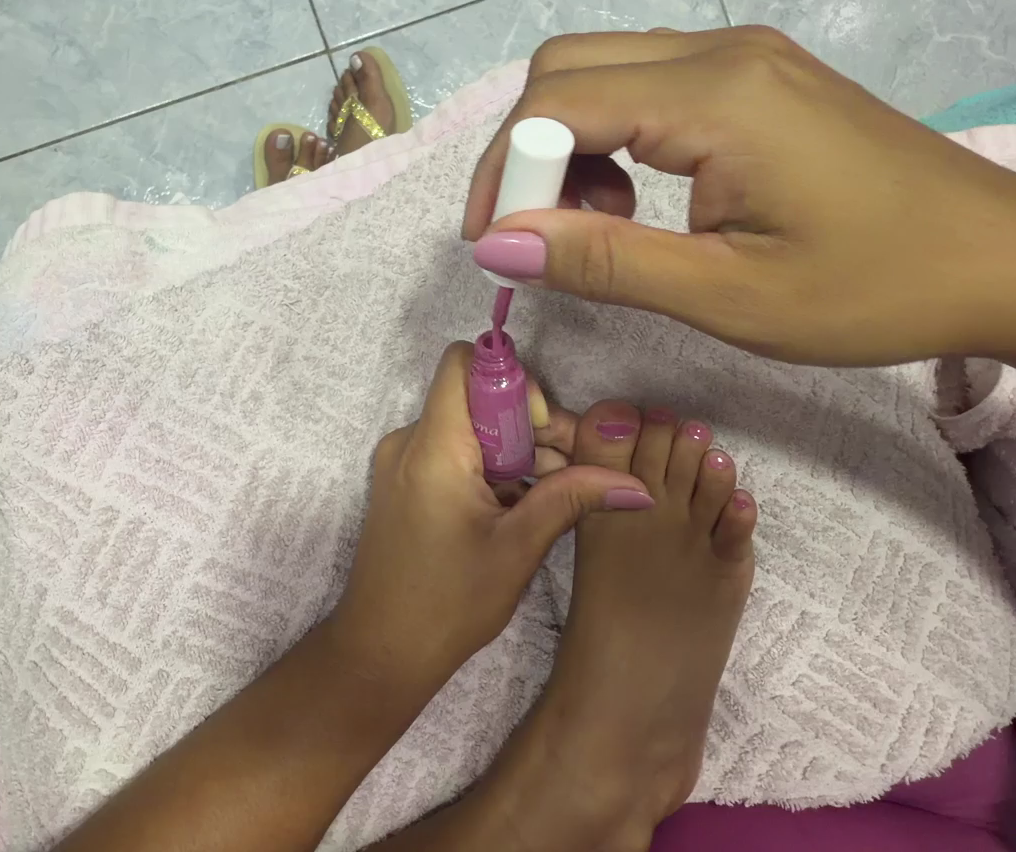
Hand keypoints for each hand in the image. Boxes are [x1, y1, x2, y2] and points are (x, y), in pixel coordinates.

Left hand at [330, 342, 653, 681]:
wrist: (380, 651)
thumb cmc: (447, 604)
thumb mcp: (518, 548)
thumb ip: (571, 499)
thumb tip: (635, 484)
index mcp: (433, 447)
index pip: (464, 363)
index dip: (511, 380)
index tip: (540, 427)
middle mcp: (410, 441)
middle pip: (475, 397)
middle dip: (528, 424)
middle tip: (569, 469)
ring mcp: (404, 462)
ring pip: (469, 427)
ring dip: (514, 451)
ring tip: (554, 494)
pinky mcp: (406, 482)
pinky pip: (454, 452)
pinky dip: (490, 467)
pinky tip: (522, 505)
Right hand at [463, 27, 1015, 365]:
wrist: (1006, 260)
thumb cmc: (875, 290)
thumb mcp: (727, 295)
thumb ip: (602, 262)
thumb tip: (497, 244)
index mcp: (715, 97)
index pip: (555, 104)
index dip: (504, 174)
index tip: (497, 247)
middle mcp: (720, 51)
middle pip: (565, 67)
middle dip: (528, 151)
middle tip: (542, 233)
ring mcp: (741, 56)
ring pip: (600, 70)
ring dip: (571, 145)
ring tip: (600, 226)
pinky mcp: (755, 76)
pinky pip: (646, 84)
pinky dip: (612, 137)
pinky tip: (640, 200)